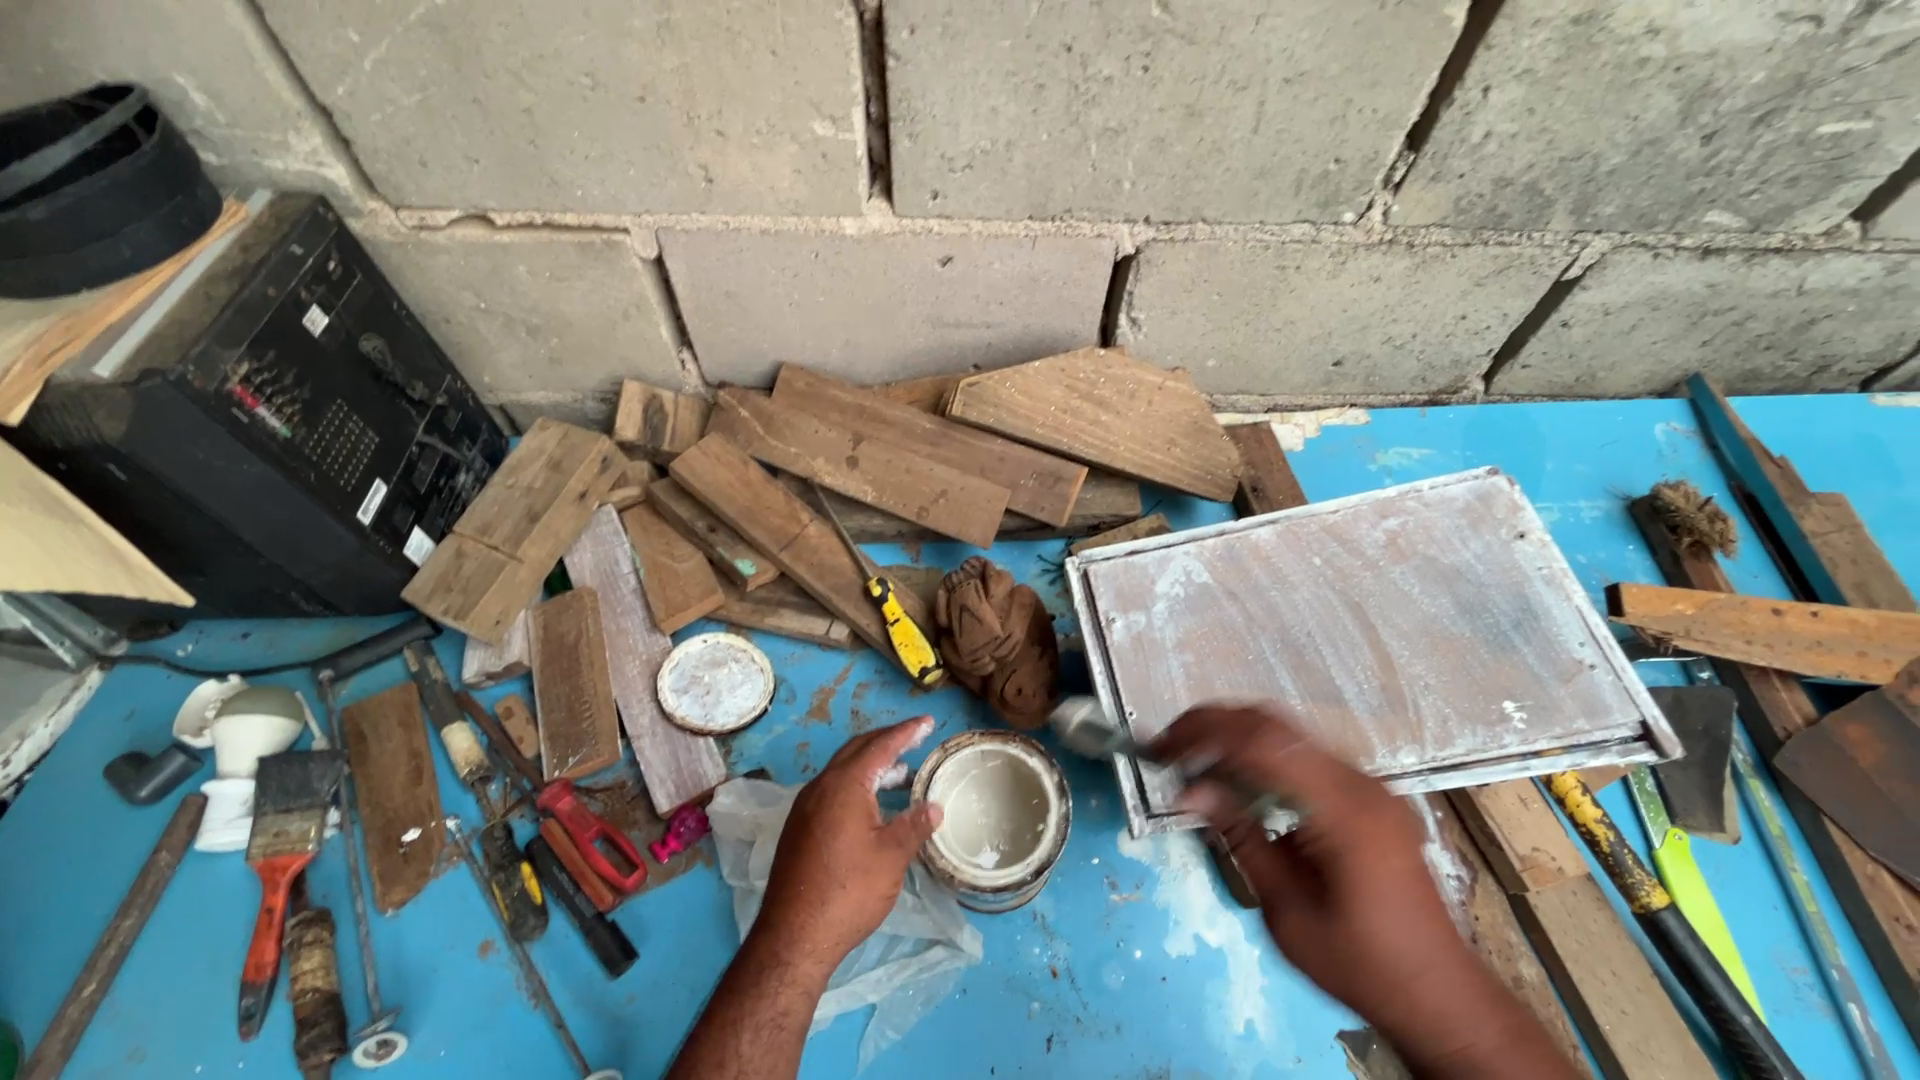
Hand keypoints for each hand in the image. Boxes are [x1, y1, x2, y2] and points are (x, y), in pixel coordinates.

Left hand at [754, 717, 943, 972]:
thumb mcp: (891, 857)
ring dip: (870, 766)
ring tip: (900, 773)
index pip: (880, 747)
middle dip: (886, 742)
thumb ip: (913, 826)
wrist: (793, 936)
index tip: (926, 722)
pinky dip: (856, 785)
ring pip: (842, 772)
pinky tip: (871, 806)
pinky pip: (832, 791)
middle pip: (856, 751)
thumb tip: (934, 807)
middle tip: (914, 739)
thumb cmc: (848, 892)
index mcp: (844, 786)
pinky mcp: (799, 829)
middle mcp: (820, 788)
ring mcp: (805, 809)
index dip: (905, 733)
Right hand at [1149, 705, 1486, 1041]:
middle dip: (1214, 725)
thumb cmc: (1360, 963)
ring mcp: (1370, 785)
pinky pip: (1305, 756)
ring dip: (1235, 737)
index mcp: (1343, 811)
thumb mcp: (1286, 909)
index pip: (1262, 744)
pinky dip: (1260, 755)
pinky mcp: (1368, 795)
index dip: (1203, 735)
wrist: (1438, 991)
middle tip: (1167, 747)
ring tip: (1191, 759)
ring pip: (1289, 734)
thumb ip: (1241, 838)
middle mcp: (1361, 783)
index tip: (1160, 749)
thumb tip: (1190, 790)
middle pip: (1275, 725)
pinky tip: (1235, 779)